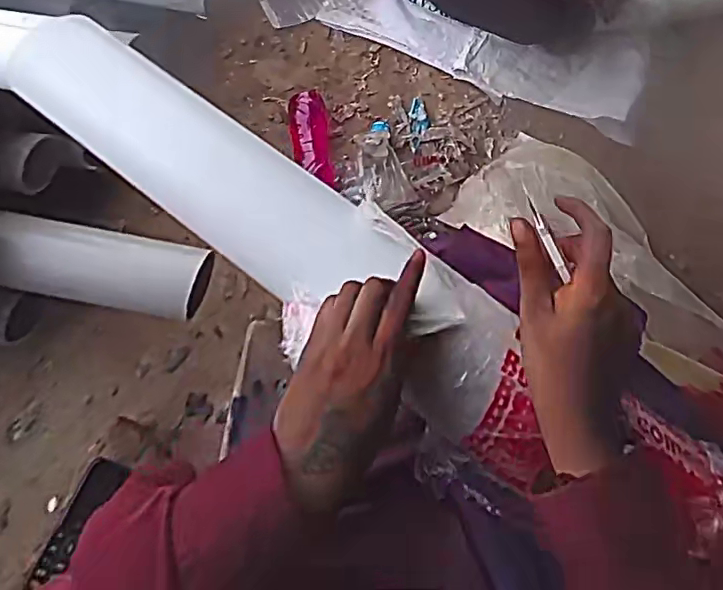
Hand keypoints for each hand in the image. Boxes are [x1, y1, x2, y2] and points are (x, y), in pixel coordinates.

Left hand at [273, 250, 426, 514]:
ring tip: (367, 307)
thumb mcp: (391, 406)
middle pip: (372, 289)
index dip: (410, 278)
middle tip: (391, 296)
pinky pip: (327, 307)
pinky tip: (345, 318)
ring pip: (347, 292)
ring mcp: (328, 343)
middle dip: (385, 286)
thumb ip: (402, 366)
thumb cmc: (353, 445)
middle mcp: (354, 346)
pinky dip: (340, 304)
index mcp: (381, 363)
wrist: (305, 463)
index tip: (417, 260)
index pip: (399, 306)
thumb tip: (415, 339)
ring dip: (362, 292)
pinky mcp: (309, 346)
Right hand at [510, 197, 640, 478]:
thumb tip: (521, 223)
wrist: (579, 423)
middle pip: (596, 256)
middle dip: (569, 247)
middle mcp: (618, 299)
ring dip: (576, 272)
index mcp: (595, 289)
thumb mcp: (533, 310)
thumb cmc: (549, 367)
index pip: (597, 234)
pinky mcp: (627, 335)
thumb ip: (530, 263)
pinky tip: (565, 317)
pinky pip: (606, 300)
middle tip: (539, 257)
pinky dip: (586, 294)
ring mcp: (627, 319)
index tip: (558, 203)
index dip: (580, 211)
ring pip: (600, 279)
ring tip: (546, 294)